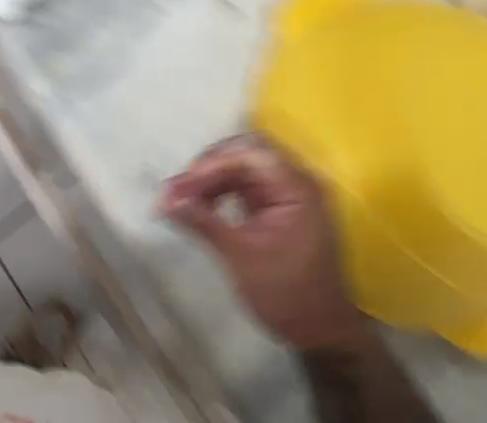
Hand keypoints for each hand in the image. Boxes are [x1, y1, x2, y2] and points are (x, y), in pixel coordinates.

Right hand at [158, 135, 366, 349]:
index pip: (250, 154)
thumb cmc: (287, 295)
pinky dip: (219, 191)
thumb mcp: (241, 257)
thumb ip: (204, 222)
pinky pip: (244, 185)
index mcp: (298, 187)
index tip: (181, 186)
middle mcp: (295, 181)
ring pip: (242, 167)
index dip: (212, 164)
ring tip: (180, 198)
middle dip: (209, 166)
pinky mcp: (276, 206)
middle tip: (178, 188)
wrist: (320, 333)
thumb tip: (165, 200)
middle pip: (246, 153)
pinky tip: (199, 205)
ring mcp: (286, 193)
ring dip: (210, 178)